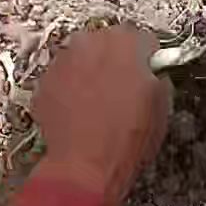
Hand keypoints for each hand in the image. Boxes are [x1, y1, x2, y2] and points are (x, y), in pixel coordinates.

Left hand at [32, 25, 169, 205]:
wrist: (86, 165)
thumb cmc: (130, 135)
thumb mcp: (162, 106)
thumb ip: (157, 78)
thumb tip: (152, 74)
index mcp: (125, 44)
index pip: (144, 39)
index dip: (149, 58)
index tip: (150, 74)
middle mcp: (90, 43)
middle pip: (109, 42)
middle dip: (118, 60)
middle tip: (125, 87)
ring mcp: (62, 61)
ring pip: (83, 58)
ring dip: (93, 71)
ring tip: (100, 101)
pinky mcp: (43, 82)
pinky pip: (64, 78)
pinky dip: (72, 88)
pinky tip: (81, 112)